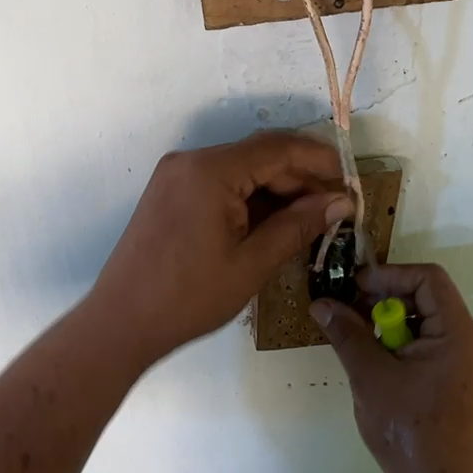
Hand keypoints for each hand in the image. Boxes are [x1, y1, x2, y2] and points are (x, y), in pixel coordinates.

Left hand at [88, 132, 350, 362]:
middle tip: (334, 213)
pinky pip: (220, 185)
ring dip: (276, 191)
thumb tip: (340, 202)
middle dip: (300, 180)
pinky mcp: (169, 195)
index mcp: (210, 171)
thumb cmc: (187, 298)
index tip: (351, 187)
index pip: (279, 149)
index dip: (320, 163)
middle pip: (260, 156)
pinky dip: (249, 200)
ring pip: (241, 171)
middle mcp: (191, 161)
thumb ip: (298, 226)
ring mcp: (175, 177)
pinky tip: (272, 226)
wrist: (121, 323)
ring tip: (309, 223)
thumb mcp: (251, 264)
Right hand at [312, 264, 472, 472]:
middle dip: (386, 298)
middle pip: (429, 297)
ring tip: (357, 335)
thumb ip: (347, 333)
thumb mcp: (369, 376)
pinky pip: (430, 343)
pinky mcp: (458, 379)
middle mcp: (470, 341)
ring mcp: (467, 361)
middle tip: (348, 311)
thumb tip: (322, 303)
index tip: (354, 289)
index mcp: (458, 334)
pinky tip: (375, 358)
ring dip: (390, 320)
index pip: (428, 279)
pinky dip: (401, 341)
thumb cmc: (406, 429)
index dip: (389, 276)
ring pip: (427, 320)